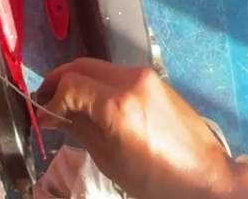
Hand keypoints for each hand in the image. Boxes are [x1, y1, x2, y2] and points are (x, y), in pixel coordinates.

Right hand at [35, 59, 247, 198]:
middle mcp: (129, 79)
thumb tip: (53, 116)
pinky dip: (96, 82)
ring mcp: (142, 74)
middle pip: (80, 66)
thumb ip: (79, 129)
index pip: (70, 85)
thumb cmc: (156, 180)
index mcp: (117, 104)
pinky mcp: (151, 76)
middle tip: (46, 104)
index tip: (41, 117)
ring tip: (66, 104)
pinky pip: (114, 72)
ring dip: (77, 80)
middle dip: (58, 82)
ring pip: (96, 66)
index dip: (50, 100)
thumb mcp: (111, 160)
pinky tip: (92, 102)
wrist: (206, 177)